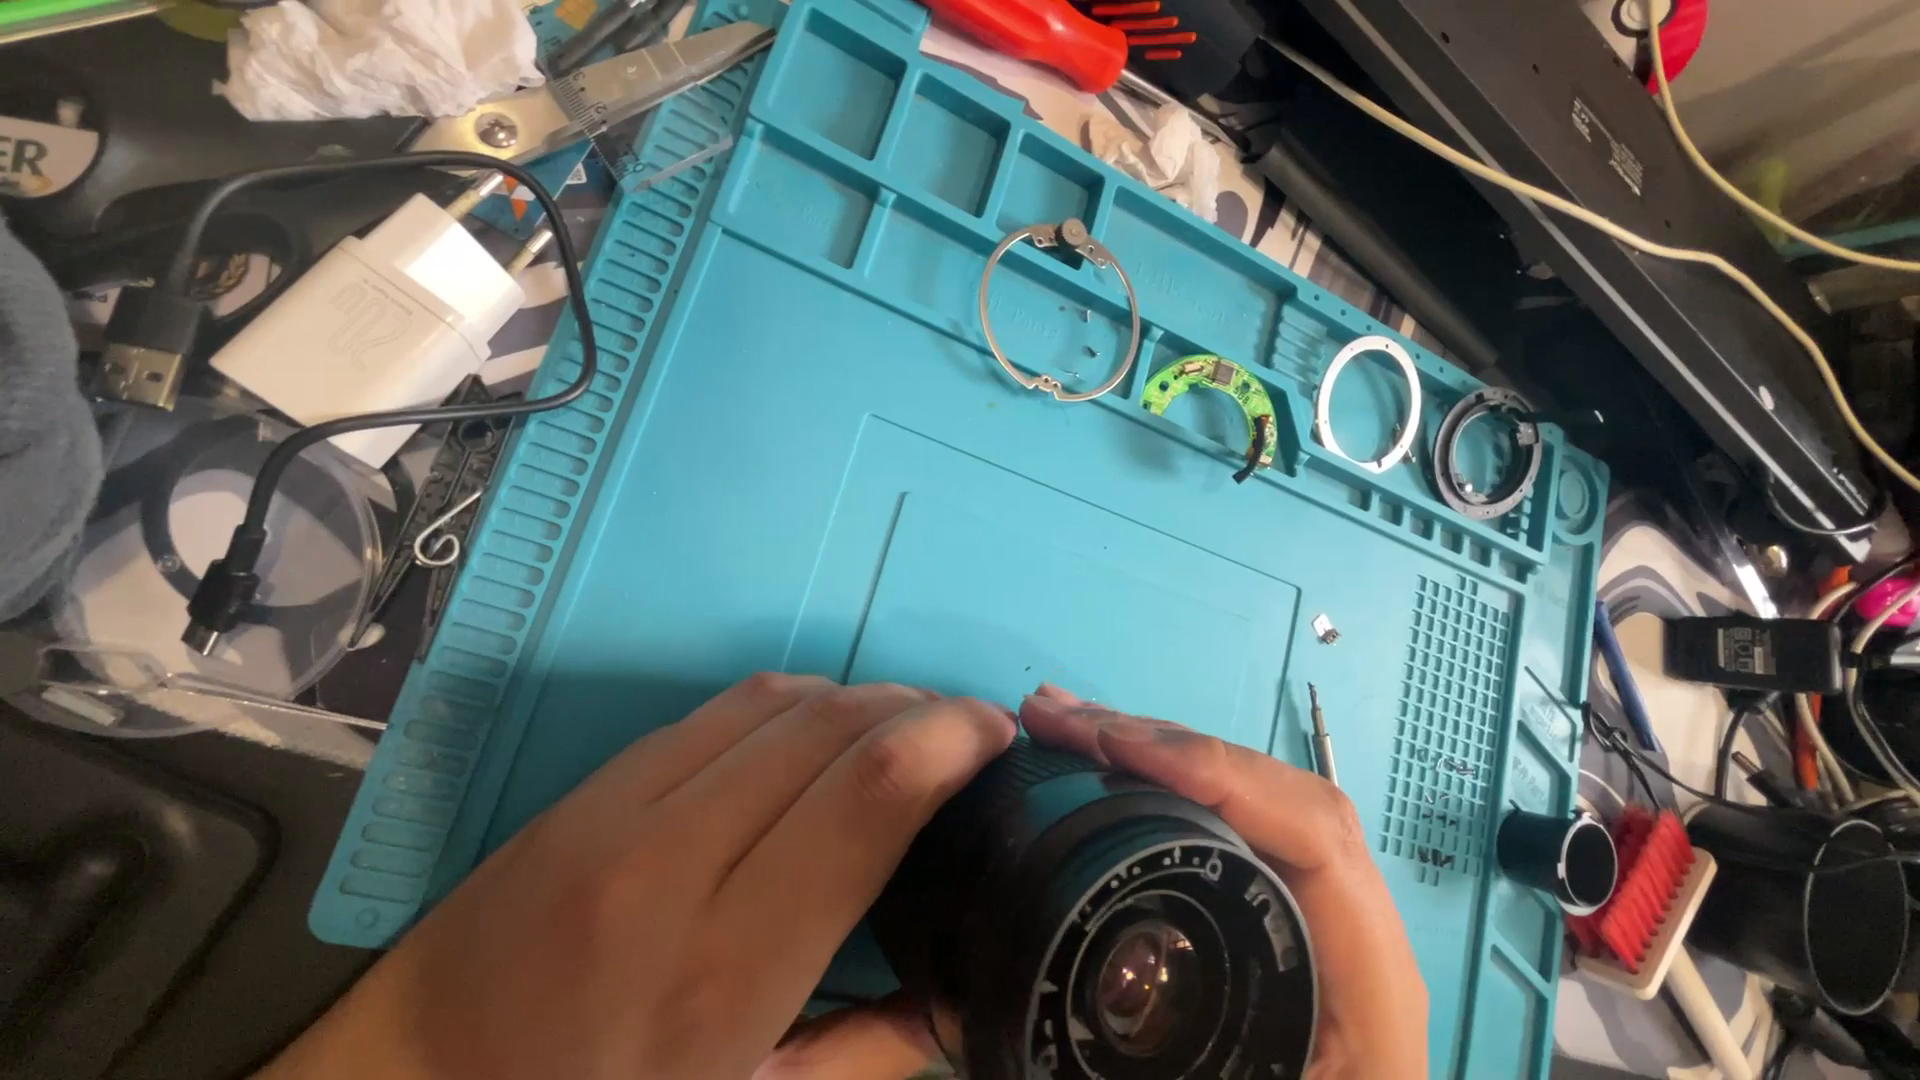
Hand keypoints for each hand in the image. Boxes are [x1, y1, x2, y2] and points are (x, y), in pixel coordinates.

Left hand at [260, 674, 1013, 1079]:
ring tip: (907, 720)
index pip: (866, 796)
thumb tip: (958, 994)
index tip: (997, 735)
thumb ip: (870, 1058)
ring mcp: (623, 807)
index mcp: (730, 964)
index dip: (948, 741)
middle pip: (831, 726)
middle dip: (920, 707)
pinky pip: (720, 708)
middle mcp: (677, 861)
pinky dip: (795, 702)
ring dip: (861, 695)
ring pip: (778, 699)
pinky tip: (821, 727)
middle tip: (969, 725)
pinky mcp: (593, 782)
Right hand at [1019, 685, 1427, 1079]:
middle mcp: (1343, 919)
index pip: (1311, 830)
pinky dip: (1157, 777)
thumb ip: (1170, 1066)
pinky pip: (1221, 814)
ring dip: (1150, 746)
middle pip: (1267, 789)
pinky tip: (1104, 760)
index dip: (1215, 772)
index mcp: (1364, 974)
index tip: (1112, 747)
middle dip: (1157, 741)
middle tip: (1059, 719)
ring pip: (1239, 790)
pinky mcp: (1271, 900)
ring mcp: (1305, 902)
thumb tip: (1051, 1018)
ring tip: (1066, 722)